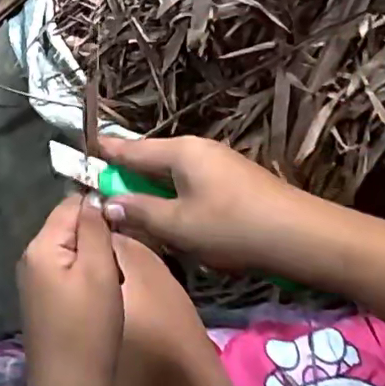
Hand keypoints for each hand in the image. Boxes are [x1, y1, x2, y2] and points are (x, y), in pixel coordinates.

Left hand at [17, 195, 123, 385]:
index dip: (99, 208)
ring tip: (115, 278)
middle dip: (97, 235)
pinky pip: (65, 270)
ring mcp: (33, 280)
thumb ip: (95, 229)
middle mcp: (30, 256)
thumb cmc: (89, 328)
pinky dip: (86, 275)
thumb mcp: (99, 271)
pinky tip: (100, 295)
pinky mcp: (41, 299)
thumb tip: (93, 197)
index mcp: (41, 245)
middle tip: (122, 258)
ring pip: (70, 249)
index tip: (127, 224)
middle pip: (68, 226)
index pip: (70, 204)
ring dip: (94, 256)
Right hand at [96, 135, 314, 273]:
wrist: (303, 236)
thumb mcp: (179, 225)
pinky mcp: (232, 181)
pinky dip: (172, 199)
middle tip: (103, 195)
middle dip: (126, 177)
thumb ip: (139, 212)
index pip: (130, 149)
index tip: (81, 151)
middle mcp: (197, 150)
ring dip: (150, 192)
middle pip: (150, 160)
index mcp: (180, 152)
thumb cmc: (233, 226)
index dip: (104, 153)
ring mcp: (217, 163)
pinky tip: (172, 221)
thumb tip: (108, 203)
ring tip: (134, 213)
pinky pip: (189, 184)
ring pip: (170, 175)